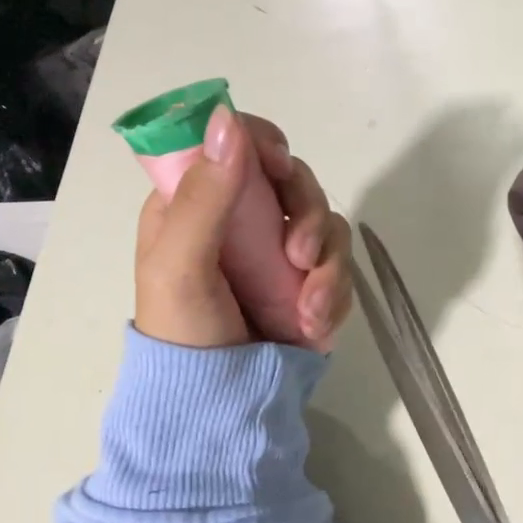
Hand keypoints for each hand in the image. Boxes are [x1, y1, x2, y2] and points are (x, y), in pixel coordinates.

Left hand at [134, 109, 352, 349]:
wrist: (220, 403)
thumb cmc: (186, 332)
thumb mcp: (180, 264)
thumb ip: (204, 197)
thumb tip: (228, 119)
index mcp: (199, 203)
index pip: (236, 145)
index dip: (264, 144)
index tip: (280, 166)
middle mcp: (243, 221)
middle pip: (296, 181)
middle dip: (307, 216)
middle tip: (299, 257)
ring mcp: (281, 255)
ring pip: (327, 226)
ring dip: (327, 268)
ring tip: (307, 313)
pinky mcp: (311, 286)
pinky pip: (342, 269)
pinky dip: (334, 296)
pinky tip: (312, 326)